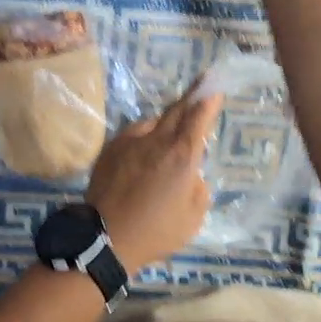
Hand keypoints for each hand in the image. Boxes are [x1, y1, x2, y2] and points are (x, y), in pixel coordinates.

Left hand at [86, 89, 222, 274]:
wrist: (105, 238)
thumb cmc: (155, 231)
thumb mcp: (193, 218)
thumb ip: (199, 189)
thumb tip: (193, 175)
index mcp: (182, 155)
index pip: (199, 117)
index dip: (208, 100)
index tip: (215, 86)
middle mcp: (157, 140)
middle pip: (177, 109)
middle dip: (192, 95)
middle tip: (202, 84)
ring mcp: (130, 141)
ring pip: (154, 122)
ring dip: (166, 123)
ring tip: (169, 134)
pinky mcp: (111, 148)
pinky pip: (134, 134)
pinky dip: (145, 136)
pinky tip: (144, 151)